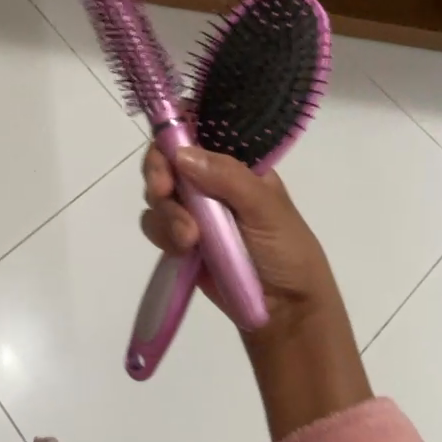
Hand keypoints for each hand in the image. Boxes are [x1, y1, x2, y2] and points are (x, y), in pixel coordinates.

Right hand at [139, 145, 340, 339]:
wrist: (285, 312)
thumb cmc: (286, 251)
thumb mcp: (266, 209)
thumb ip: (227, 177)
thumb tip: (181, 153)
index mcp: (234, 161)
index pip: (196, 130)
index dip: (174, 133)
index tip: (167, 152)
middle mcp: (209, 179)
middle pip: (166, 158)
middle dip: (159, 174)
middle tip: (163, 192)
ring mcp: (193, 209)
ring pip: (157, 192)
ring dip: (165, 213)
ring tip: (190, 241)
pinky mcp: (180, 238)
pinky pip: (154, 223)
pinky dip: (162, 234)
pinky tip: (183, 252)